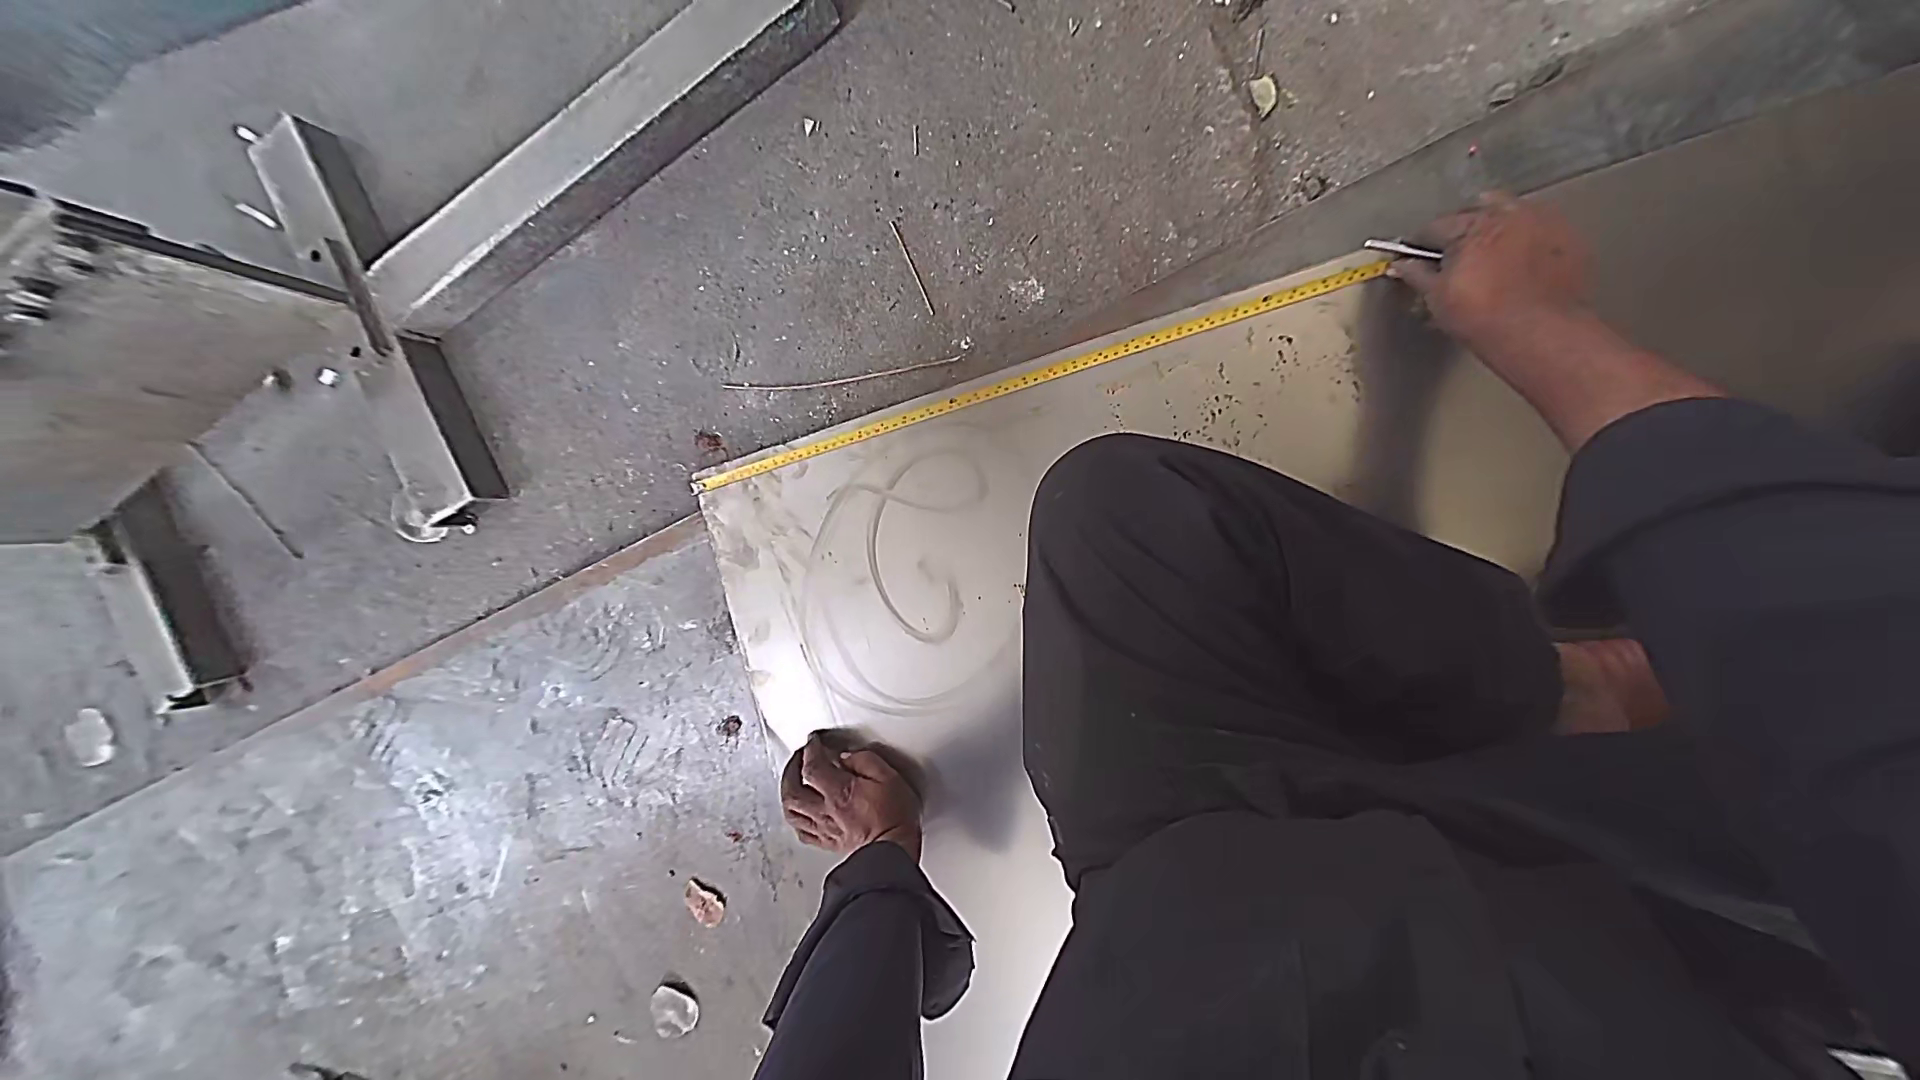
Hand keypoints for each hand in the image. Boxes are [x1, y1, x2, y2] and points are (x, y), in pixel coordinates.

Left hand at [782, 733, 923, 859]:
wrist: (895, 852)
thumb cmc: (895, 817)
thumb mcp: (889, 776)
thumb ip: (866, 761)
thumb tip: (847, 757)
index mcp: (840, 792)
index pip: (812, 766)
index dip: (810, 750)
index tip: (814, 742)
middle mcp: (826, 811)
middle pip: (792, 790)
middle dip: (792, 770)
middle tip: (799, 758)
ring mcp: (825, 828)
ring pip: (792, 811)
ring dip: (789, 793)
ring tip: (794, 781)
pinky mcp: (829, 843)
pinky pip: (802, 831)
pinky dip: (798, 817)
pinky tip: (802, 812)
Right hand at [1388, 192, 1592, 359]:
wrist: (1538, 330)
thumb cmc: (1478, 314)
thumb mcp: (1436, 296)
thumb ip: (1416, 274)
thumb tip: (1400, 265)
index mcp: (1473, 225)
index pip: (1435, 226)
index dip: (1418, 245)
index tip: (1411, 260)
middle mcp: (1512, 213)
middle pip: (1475, 212)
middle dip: (1459, 231)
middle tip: (1448, 259)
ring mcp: (1546, 221)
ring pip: (1510, 215)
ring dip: (1493, 231)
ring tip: (1483, 258)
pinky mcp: (1570, 237)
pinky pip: (1537, 230)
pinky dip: (1521, 241)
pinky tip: (1514, 266)